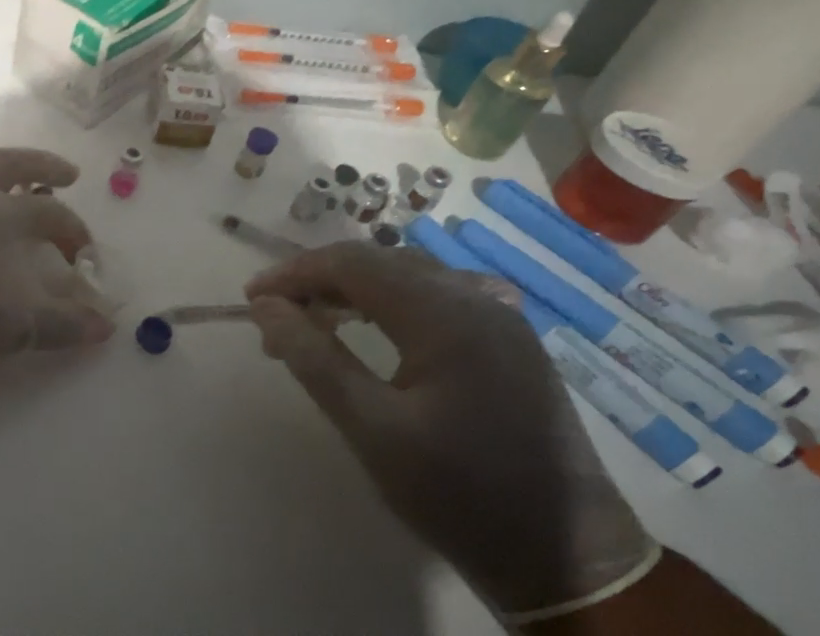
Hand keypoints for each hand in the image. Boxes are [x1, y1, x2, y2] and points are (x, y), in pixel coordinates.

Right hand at [247, 242, 655, 616]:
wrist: (568, 557)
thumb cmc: (461, 496)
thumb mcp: (373, 431)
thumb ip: (315, 360)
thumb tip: (266, 307)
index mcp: (446, 316)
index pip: (353, 264)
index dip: (295, 274)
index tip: (252, 300)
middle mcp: (478, 300)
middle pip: (381, 263)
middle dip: (321, 281)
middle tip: (277, 319)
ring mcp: (502, 319)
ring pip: (410, 277)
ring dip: (355, 291)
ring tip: (315, 325)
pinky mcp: (512, 342)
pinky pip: (440, 297)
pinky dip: (392, 303)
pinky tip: (376, 331)